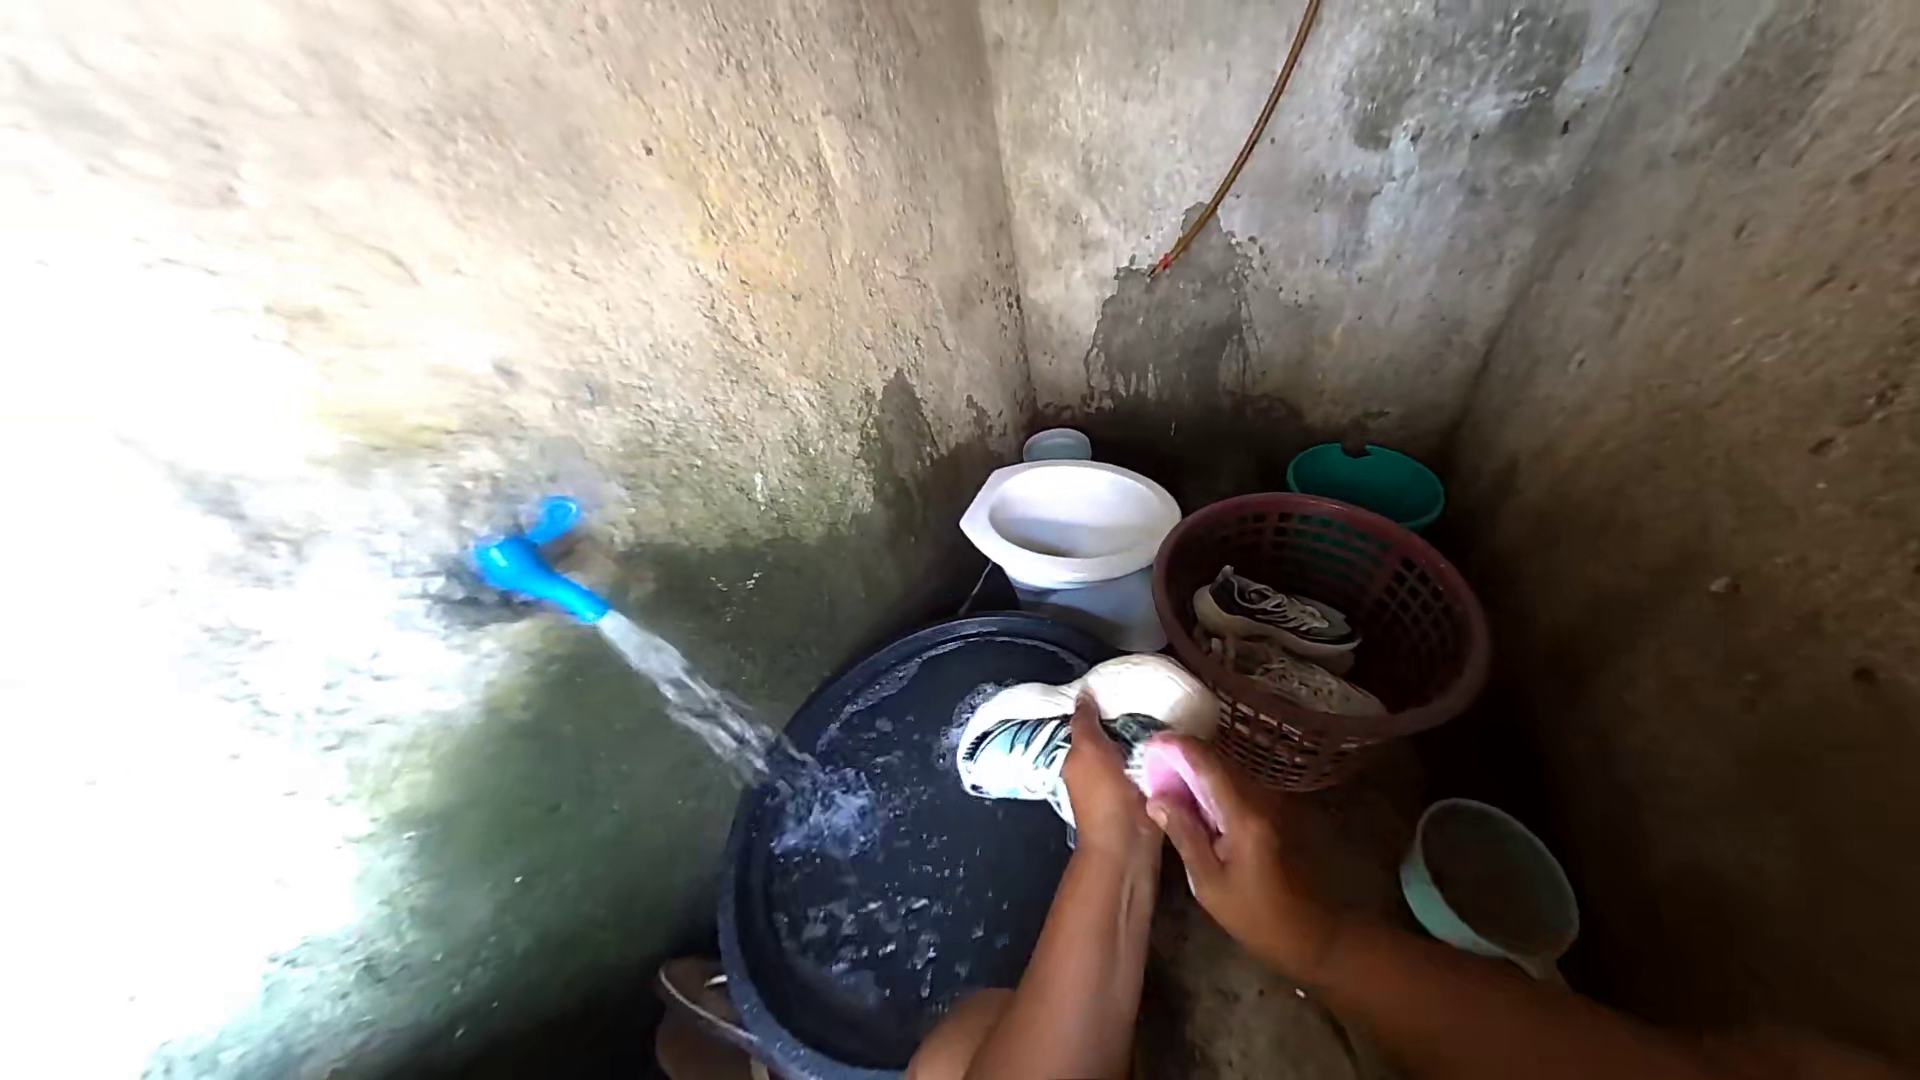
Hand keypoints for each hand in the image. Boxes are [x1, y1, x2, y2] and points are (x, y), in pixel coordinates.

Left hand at [1060, 693, 1157, 856]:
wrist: (1128, 847)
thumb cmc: (1104, 795)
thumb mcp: (1088, 750)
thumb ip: (1085, 722)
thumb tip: (1083, 694)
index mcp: (1078, 759)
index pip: (1089, 725)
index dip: (1105, 708)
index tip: (1126, 689)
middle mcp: (1096, 772)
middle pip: (1115, 739)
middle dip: (1130, 724)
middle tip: (1155, 701)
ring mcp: (1121, 788)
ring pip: (1135, 755)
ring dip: (1148, 742)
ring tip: (1170, 719)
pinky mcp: (1145, 800)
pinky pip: (1153, 771)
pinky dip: (1161, 761)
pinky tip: (1176, 747)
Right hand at [1143, 735, 1343, 981]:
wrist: (1313, 935)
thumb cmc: (1258, 917)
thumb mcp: (1209, 884)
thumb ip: (1183, 835)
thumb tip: (1155, 798)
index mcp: (1244, 815)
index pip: (1206, 763)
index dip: (1175, 746)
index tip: (1147, 745)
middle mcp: (1259, 798)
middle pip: (1215, 758)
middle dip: (1180, 753)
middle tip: (1148, 762)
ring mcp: (1268, 801)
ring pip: (1223, 766)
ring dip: (1193, 764)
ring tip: (1162, 775)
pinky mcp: (1269, 809)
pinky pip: (1231, 780)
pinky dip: (1206, 778)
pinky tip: (1188, 793)